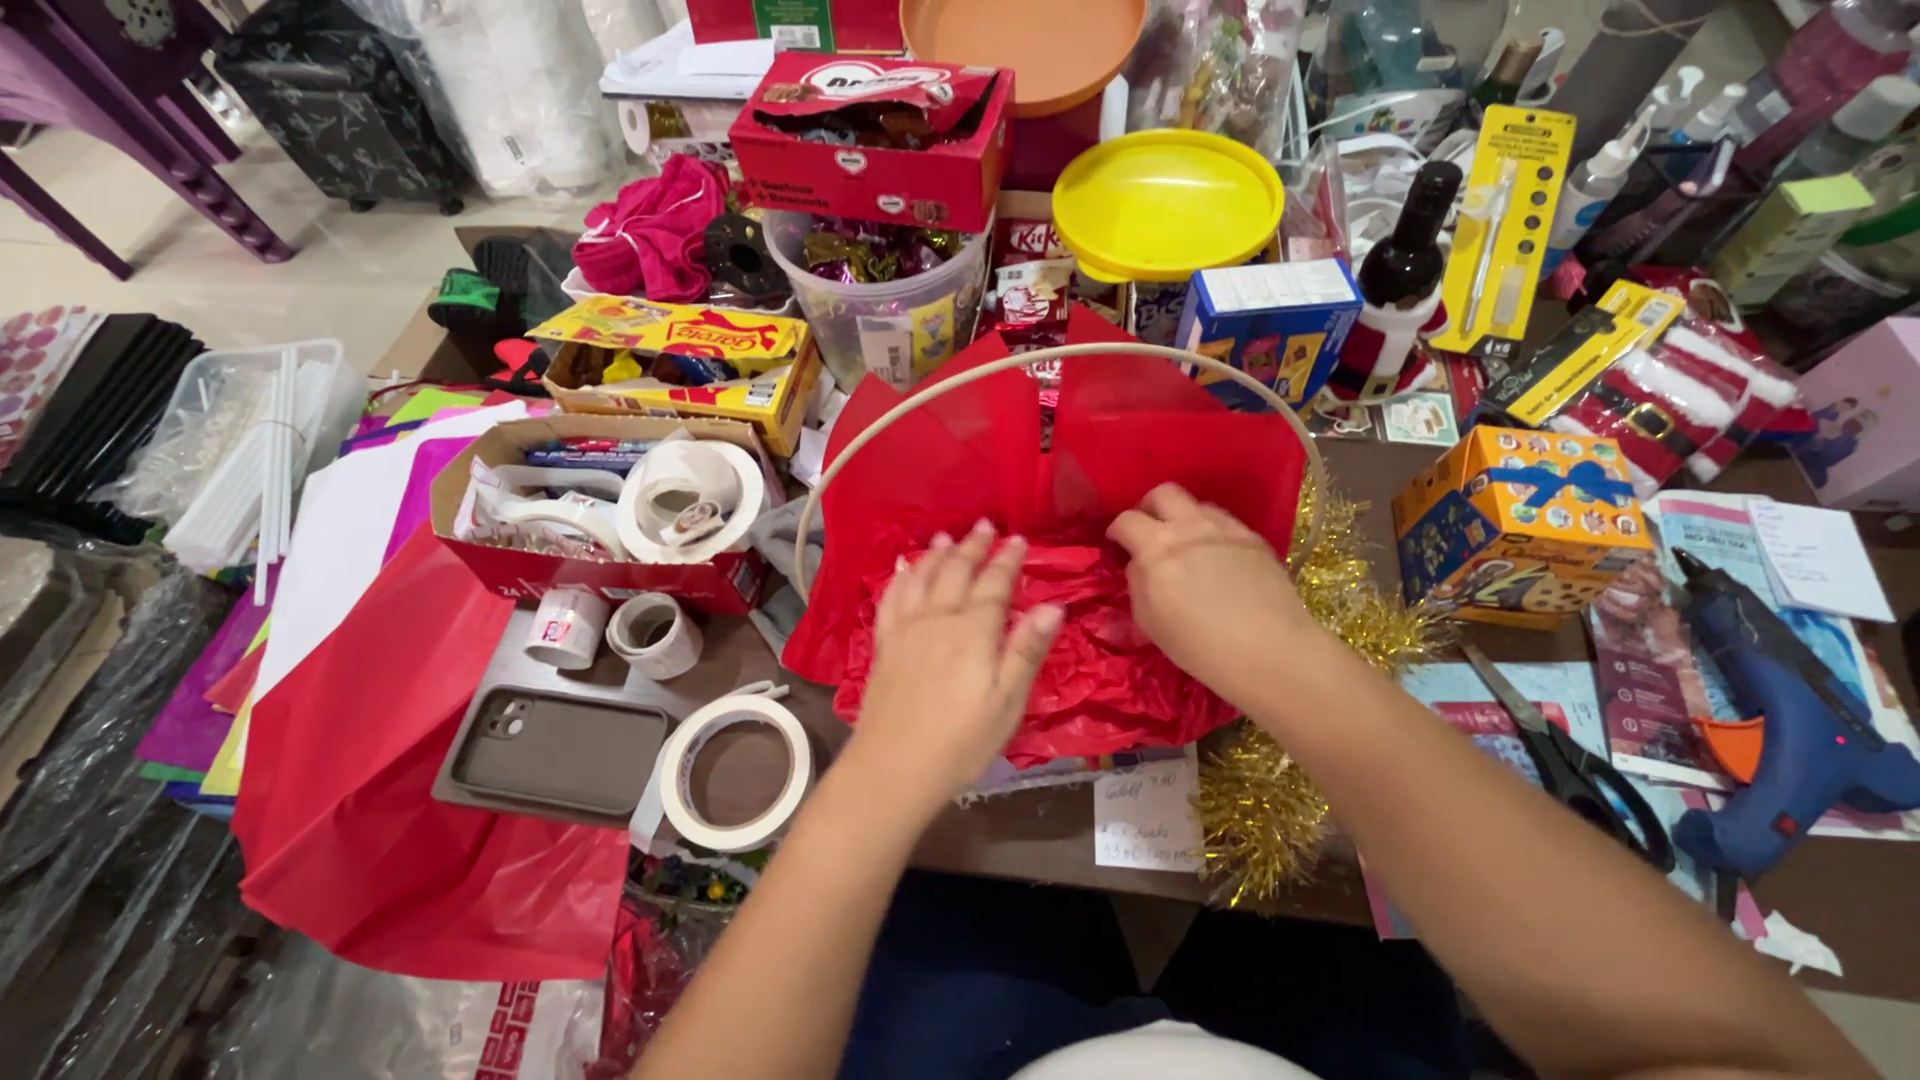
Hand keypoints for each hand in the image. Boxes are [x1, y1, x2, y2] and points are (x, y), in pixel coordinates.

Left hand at [844, 519, 1062, 820]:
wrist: (893, 769)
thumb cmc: (961, 743)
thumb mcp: (1007, 703)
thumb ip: (1026, 651)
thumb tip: (1053, 605)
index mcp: (973, 633)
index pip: (994, 585)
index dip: (1007, 560)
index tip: (1018, 539)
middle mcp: (938, 621)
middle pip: (956, 573)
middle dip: (972, 547)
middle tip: (984, 526)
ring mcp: (906, 631)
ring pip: (922, 578)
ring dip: (936, 555)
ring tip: (946, 537)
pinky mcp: (884, 646)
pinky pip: (891, 599)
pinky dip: (900, 578)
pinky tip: (902, 568)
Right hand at [1107, 484, 1317, 703]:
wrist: (1269, 650)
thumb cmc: (1199, 645)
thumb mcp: (1150, 625)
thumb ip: (1136, 589)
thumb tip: (1134, 570)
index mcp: (1156, 547)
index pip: (1126, 520)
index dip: (1116, 532)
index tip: (1116, 547)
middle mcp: (1190, 527)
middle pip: (1162, 493)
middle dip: (1149, 508)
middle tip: (1148, 533)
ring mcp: (1225, 529)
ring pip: (1197, 504)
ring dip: (1184, 518)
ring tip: (1185, 545)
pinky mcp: (1253, 538)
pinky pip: (1225, 522)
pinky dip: (1212, 532)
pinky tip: (1217, 558)